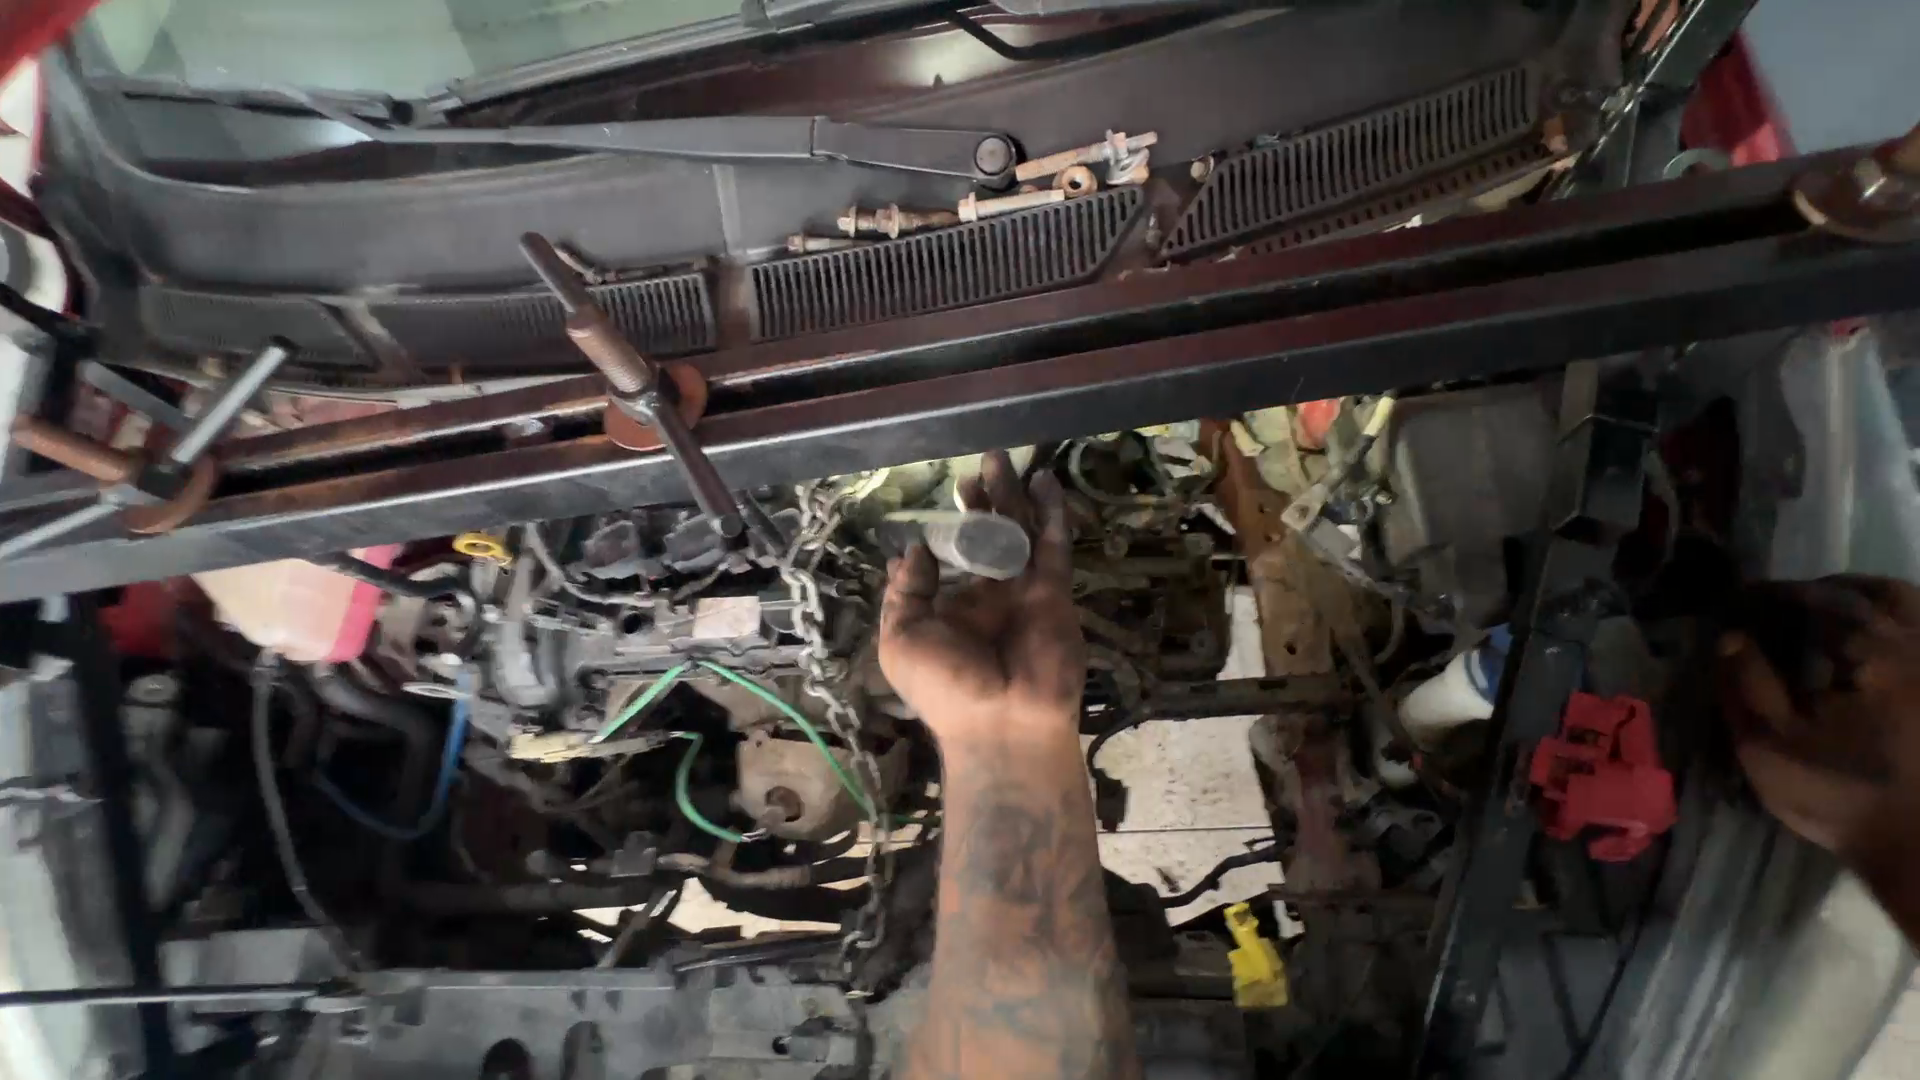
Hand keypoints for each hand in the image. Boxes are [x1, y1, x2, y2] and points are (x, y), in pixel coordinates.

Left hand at [878, 450, 1084, 746]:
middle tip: (979, 467)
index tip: (944, 498)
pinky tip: (1044, 483)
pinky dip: (1051, 514)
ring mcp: (1023, 591)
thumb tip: (912, 549)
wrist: (1001, 725)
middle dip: (984, 501)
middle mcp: (988, 594)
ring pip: (1020, 532)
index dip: (948, 525)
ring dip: (1013, 497)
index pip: (951, 556)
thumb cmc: (944, 686)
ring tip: (1004, 460)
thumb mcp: (902, 639)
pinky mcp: (1053, 593)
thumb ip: (906, 592)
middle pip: (988, 534)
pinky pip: (1054, 546)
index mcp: (952, 606)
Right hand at [1717, 575, 1919, 858]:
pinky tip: (1868, 659)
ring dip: (1874, 610)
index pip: (1823, 603)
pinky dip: (1898, 640)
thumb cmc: (1837, 793)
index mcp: (1874, 658)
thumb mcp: (1767, 742)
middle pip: (1889, 596)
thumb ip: (1746, 683)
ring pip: (1919, 618)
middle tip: (1792, 601)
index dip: (1777, 594)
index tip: (1741, 598)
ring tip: (1831, 623)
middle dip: (1836, 590)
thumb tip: (1732, 636)